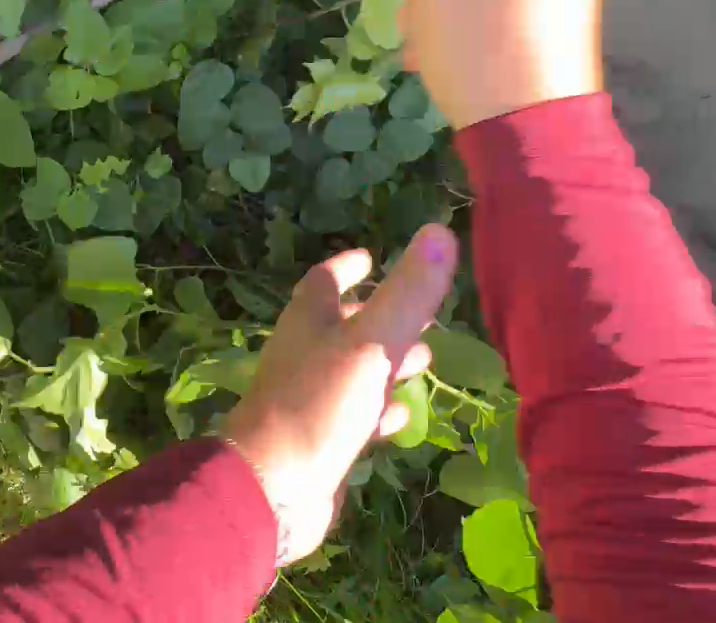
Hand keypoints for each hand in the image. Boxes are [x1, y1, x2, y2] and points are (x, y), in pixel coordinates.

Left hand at [220, 225, 457, 562]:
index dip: (348, 266)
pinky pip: (354, 414)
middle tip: (422, 314)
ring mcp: (309, 396)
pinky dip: (379, 408)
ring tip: (425, 357)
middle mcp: (304, 351)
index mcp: (308, 320)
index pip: (325, 280)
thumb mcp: (371, 341)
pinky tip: (402, 414)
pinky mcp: (319, 438)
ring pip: (352, 368)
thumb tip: (440, 230)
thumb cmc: (320, 401)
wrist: (275, 485)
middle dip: (380, 316)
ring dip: (385, 361)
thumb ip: (407, 292)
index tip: (372, 257)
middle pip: (342, 324)